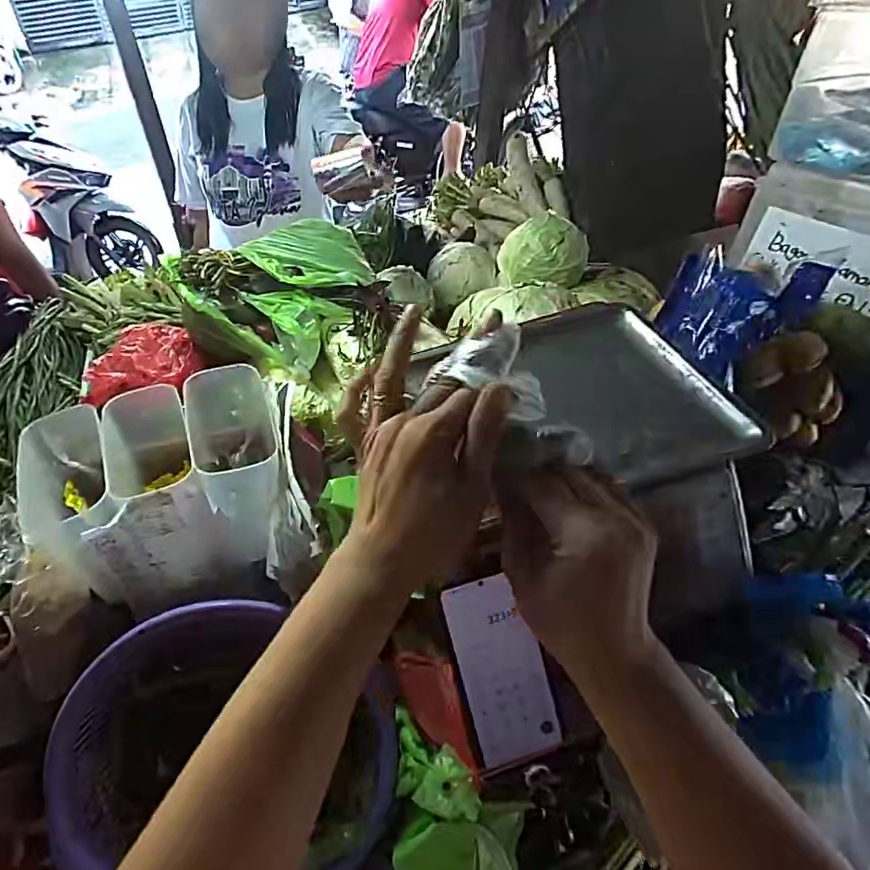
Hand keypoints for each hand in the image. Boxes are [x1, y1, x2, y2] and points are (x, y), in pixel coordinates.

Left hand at [335, 306, 510, 592]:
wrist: (381, 558)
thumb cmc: (433, 533)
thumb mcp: (471, 490)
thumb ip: (483, 437)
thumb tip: (501, 389)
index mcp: (432, 433)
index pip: (471, 394)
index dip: (496, 377)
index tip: (515, 358)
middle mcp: (402, 422)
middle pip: (441, 383)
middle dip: (469, 353)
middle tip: (492, 322)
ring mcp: (378, 430)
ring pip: (393, 380)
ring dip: (401, 344)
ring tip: (413, 311)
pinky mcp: (365, 443)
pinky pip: (355, 409)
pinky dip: (359, 387)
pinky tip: (368, 368)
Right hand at [499, 468, 659, 671]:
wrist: (614, 651)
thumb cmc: (560, 621)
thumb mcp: (522, 576)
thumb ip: (513, 527)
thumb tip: (502, 493)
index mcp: (584, 529)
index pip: (542, 484)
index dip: (515, 481)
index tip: (496, 483)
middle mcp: (616, 516)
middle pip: (570, 473)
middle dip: (540, 477)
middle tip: (517, 490)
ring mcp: (636, 520)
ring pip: (593, 477)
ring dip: (565, 482)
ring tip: (541, 498)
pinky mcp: (644, 527)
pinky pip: (612, 493)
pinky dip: (587, 493)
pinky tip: (568, 509)